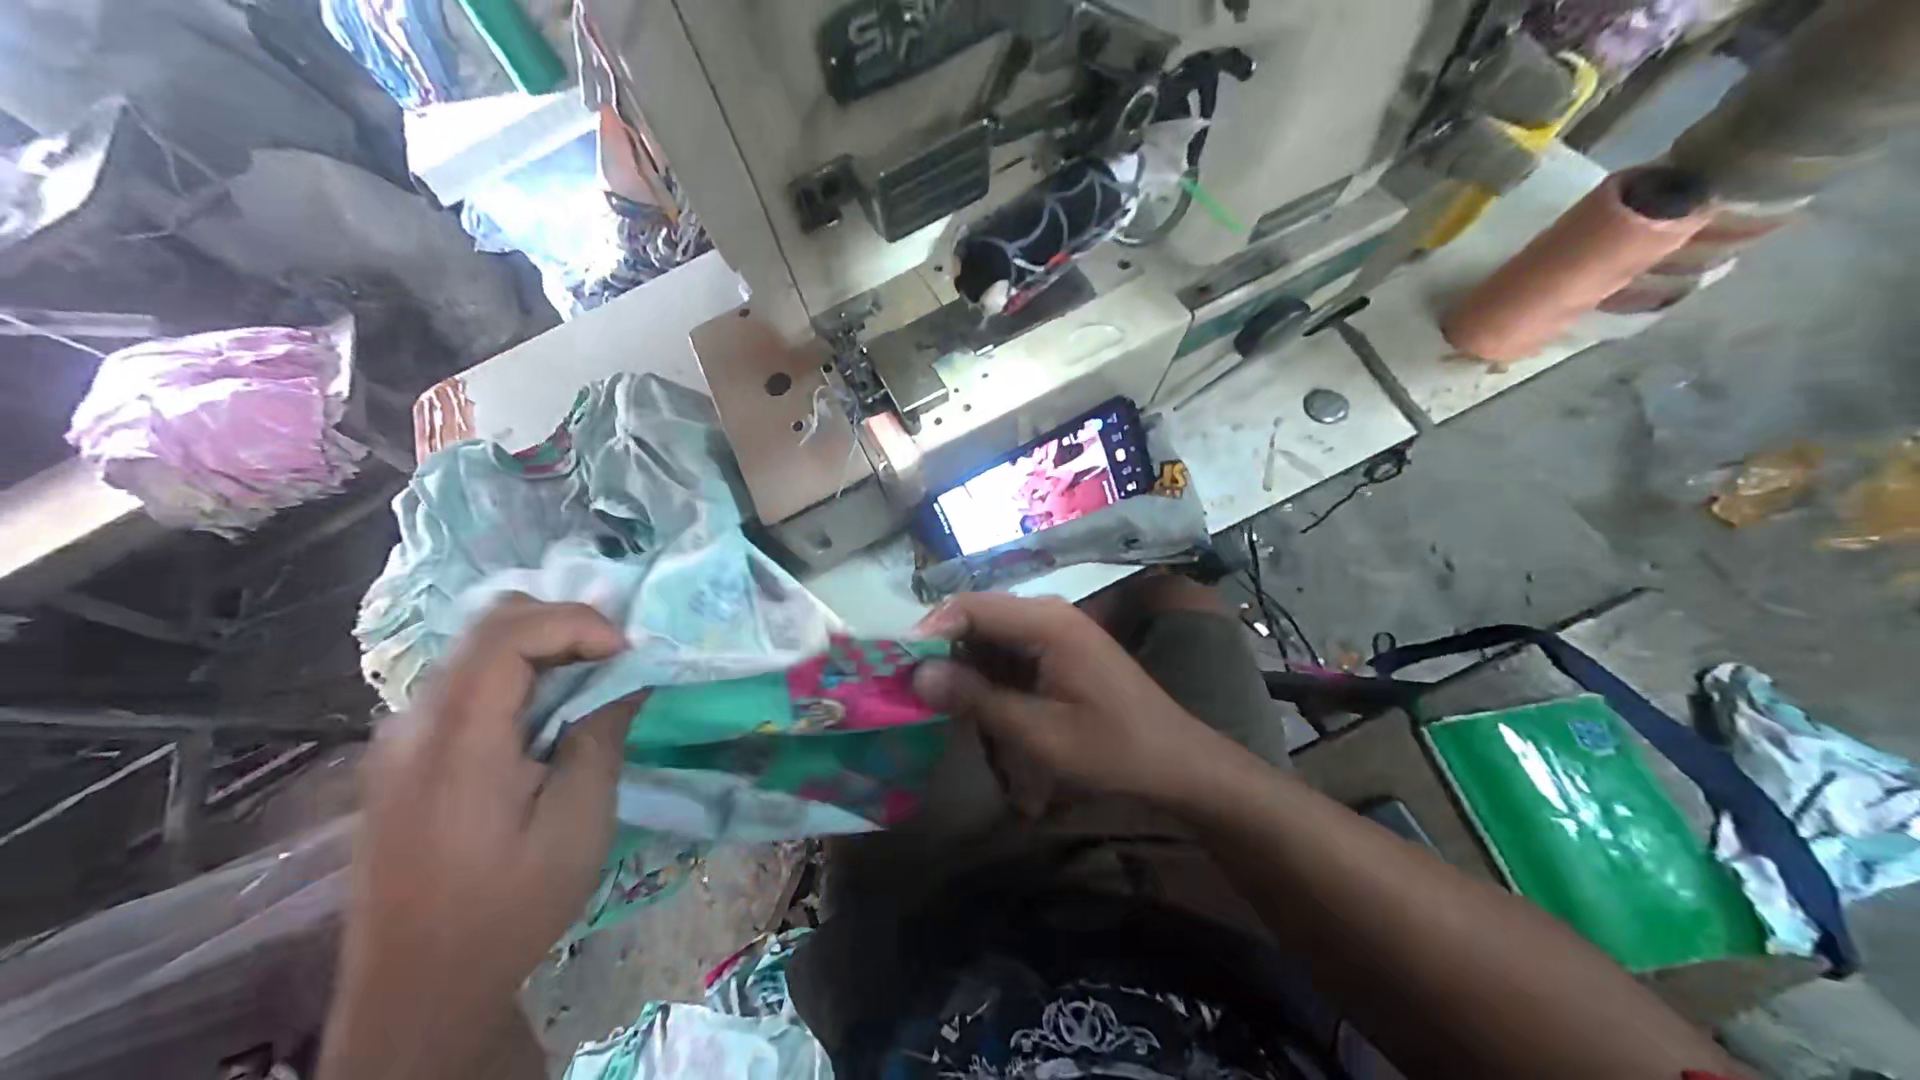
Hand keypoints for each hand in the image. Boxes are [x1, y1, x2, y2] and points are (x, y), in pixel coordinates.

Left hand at [320, 597, 639, 1079]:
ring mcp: (401, 739)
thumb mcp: (578, 822)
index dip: (576, 622)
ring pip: (474, 652)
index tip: (627, 652)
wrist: (419, 988)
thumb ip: (601, 735)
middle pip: (486, 628)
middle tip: (616, 658)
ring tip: (592, 684)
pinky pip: (465, 686)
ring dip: (542, 650)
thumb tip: (628, 677)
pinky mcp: (404, 758)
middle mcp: (415, 723)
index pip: (508, 633)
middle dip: (563, 624)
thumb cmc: (509, 906)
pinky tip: (548, 718)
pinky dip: (518, 677)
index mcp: (456, 738)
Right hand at [911, 592, 1252, 805]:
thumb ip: (976, 700)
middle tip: (909, 686)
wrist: (1176, 762)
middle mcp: (1049, 613)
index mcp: (1047, 622)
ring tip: (934, 699)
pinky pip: (1008, 649)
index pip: (970, 606)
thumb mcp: (1038, 733)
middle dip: (941, 648)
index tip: (897, 667)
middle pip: (977, 615)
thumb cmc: (1111, 749)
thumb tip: (917, 675)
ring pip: (989, 633)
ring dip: (961, 663)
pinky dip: (986, 673)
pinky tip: (974, 702)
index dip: (929, 631)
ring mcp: (1056, 629)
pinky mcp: (1059, 649)